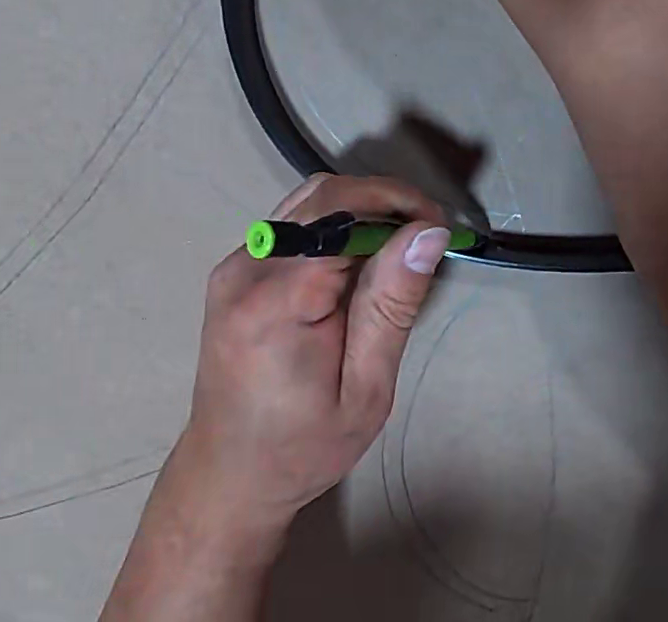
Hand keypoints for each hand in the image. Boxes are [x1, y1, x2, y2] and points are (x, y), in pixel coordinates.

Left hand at [169, 174, 451, 538]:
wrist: (229, 470)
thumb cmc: (303, 445)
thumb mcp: (365, 387)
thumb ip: (391, 304)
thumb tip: (427, 233)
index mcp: (274, 300)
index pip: (337, 215)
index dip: (393, 203)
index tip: (438, 225)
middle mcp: (245, 267)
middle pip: (320, 197)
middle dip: (380, 200)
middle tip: (425, 233)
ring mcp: (234, 264)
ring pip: (304, 202)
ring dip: (356, 209)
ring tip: (397, 243)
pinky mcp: (233, 268)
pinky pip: (289, 225)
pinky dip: (330, 226)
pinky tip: (356, 257)